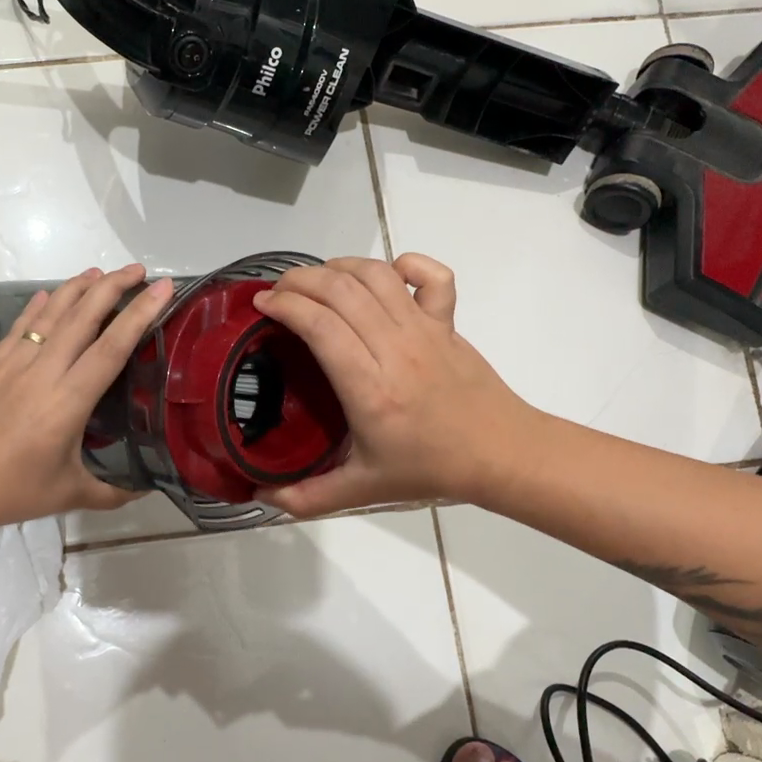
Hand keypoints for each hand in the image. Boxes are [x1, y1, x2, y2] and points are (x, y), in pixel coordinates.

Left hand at [0, 264, 174, 534]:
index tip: (163, 287)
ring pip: (50, 313)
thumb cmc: (10, 493)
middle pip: (83, 316)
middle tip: (139, 270)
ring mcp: (13, 364)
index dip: (140, 313)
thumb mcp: (70, 495)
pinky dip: (39, 306)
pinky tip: (49, 296)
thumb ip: (114, 492)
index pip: (112, 346)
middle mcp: (42, 372)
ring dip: (77, 288)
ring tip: (100, 273)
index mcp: (68, 402)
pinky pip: (21, 326)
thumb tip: (149, 488)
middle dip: (113, 286)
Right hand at [251, 253, 544, 516]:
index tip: (261, 307)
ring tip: (315, 280)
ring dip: (339, 267)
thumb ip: (308, 497)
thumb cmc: (429, 468)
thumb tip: (263, 495)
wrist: (500, 454)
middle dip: (300, 280)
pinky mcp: (447, 323)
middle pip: (342, 291)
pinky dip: (406, 263)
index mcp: (370, 389)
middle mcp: (396, 350)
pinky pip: (432, 276)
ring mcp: (425, 331)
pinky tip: (386, 273)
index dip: (286, 307)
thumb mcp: (363, 490)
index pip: (321, 326)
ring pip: (377, 276)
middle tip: (277, 293)